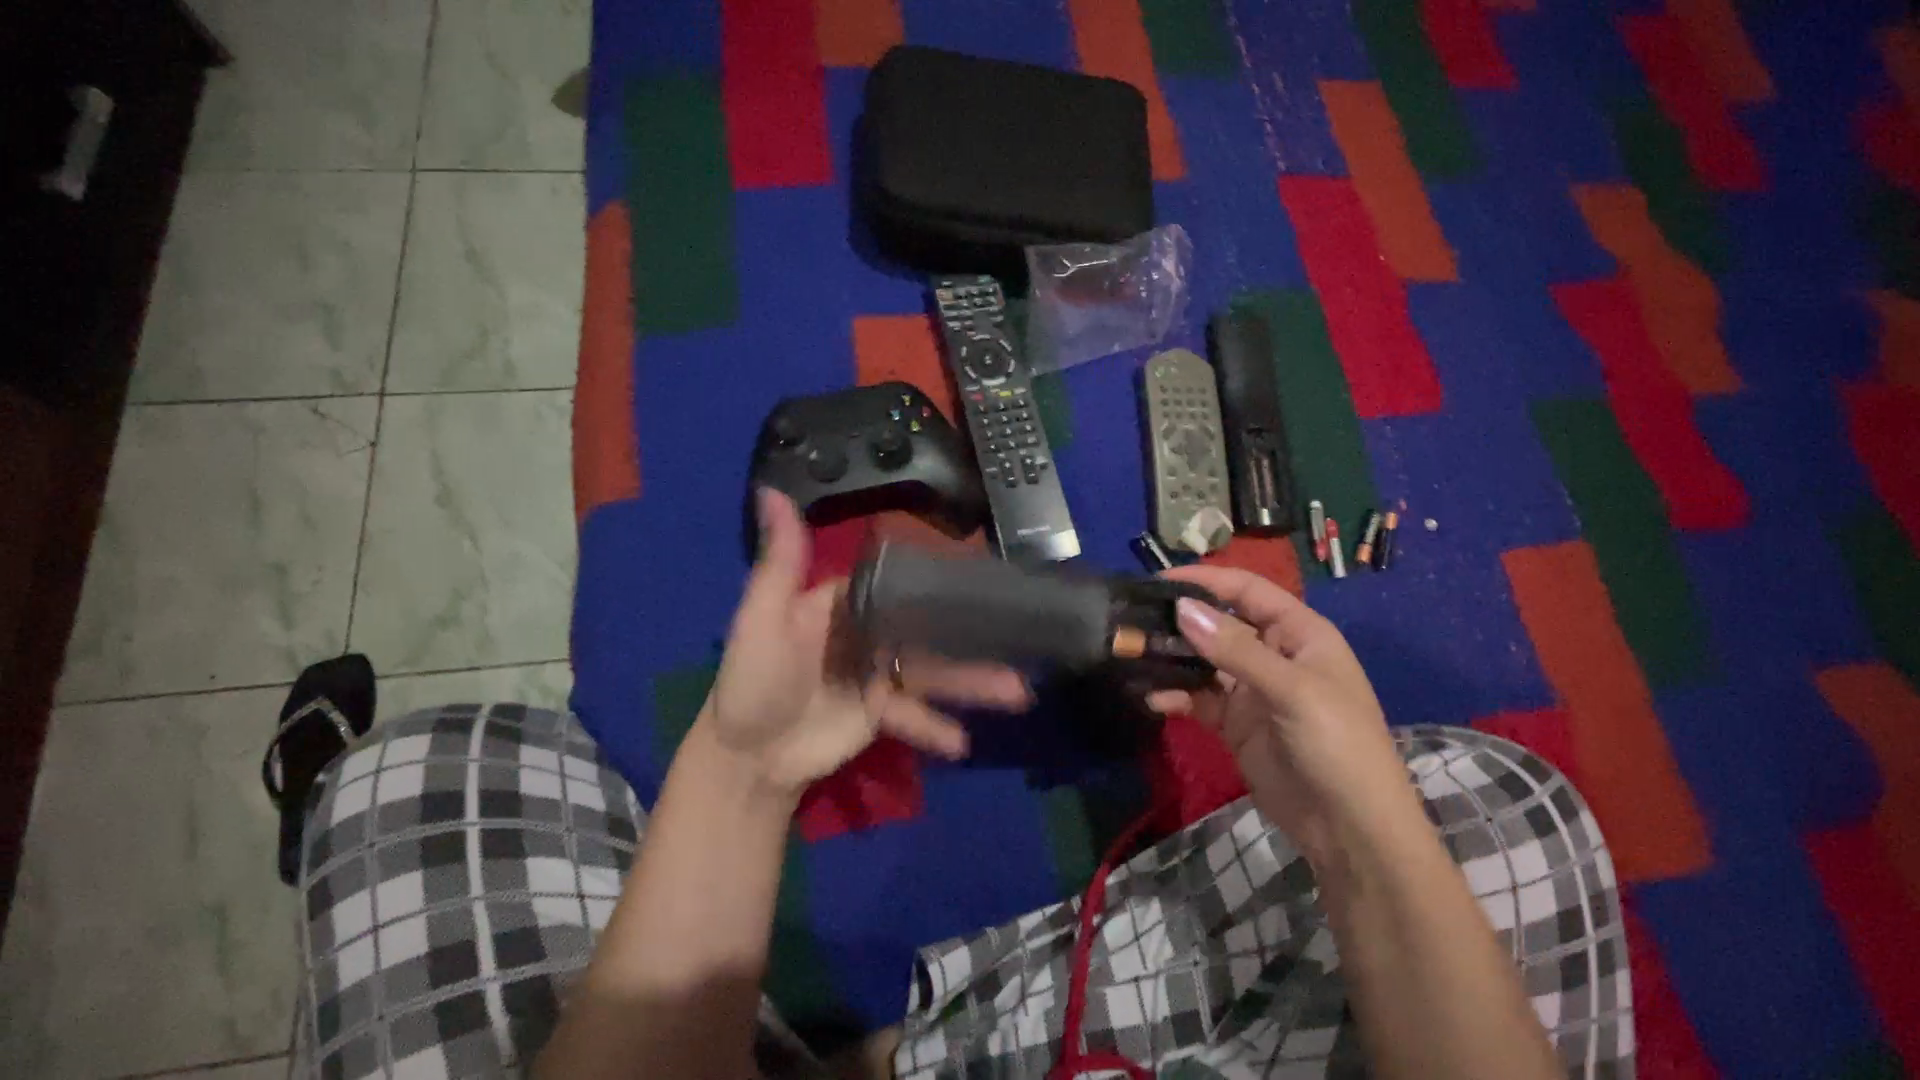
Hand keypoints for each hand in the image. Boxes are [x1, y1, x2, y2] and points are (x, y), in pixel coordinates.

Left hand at [699, 490, 1030, 801]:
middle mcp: (868, 631)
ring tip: (1016, 691)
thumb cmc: (752, 678)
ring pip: (932, 670)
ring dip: (972, 681)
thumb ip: (780, 560)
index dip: (936, 576)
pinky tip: (960, 741)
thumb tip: (772, 489)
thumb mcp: (762, 615)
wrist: (746, 756)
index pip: (897, 581)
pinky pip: (916, 714)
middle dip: (971, 634)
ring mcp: (878, 673)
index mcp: (844, 601)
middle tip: (1020, 633)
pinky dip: (935, 726)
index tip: (984, 572)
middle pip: (927, 628)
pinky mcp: (881, 712)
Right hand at [1152, 566, 1414, 862]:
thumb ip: (1236, 650)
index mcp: (1300, 634)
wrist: (1351, 828)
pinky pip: (1198, 700)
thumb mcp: (1293, 691)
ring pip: (1204, 662)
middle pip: (1220, 624)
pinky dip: (1175, 696)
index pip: (1248, 591)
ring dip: (1171, 658)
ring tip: (1133, 655)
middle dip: (1180, 621)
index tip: (1156, 582)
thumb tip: (1183, 609)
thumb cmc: (1338, 745)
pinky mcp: (1235, 725)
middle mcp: (1274, 654)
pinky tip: (1154, 699)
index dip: (1206, 581)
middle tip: (1132, 620)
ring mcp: (1253, 691)